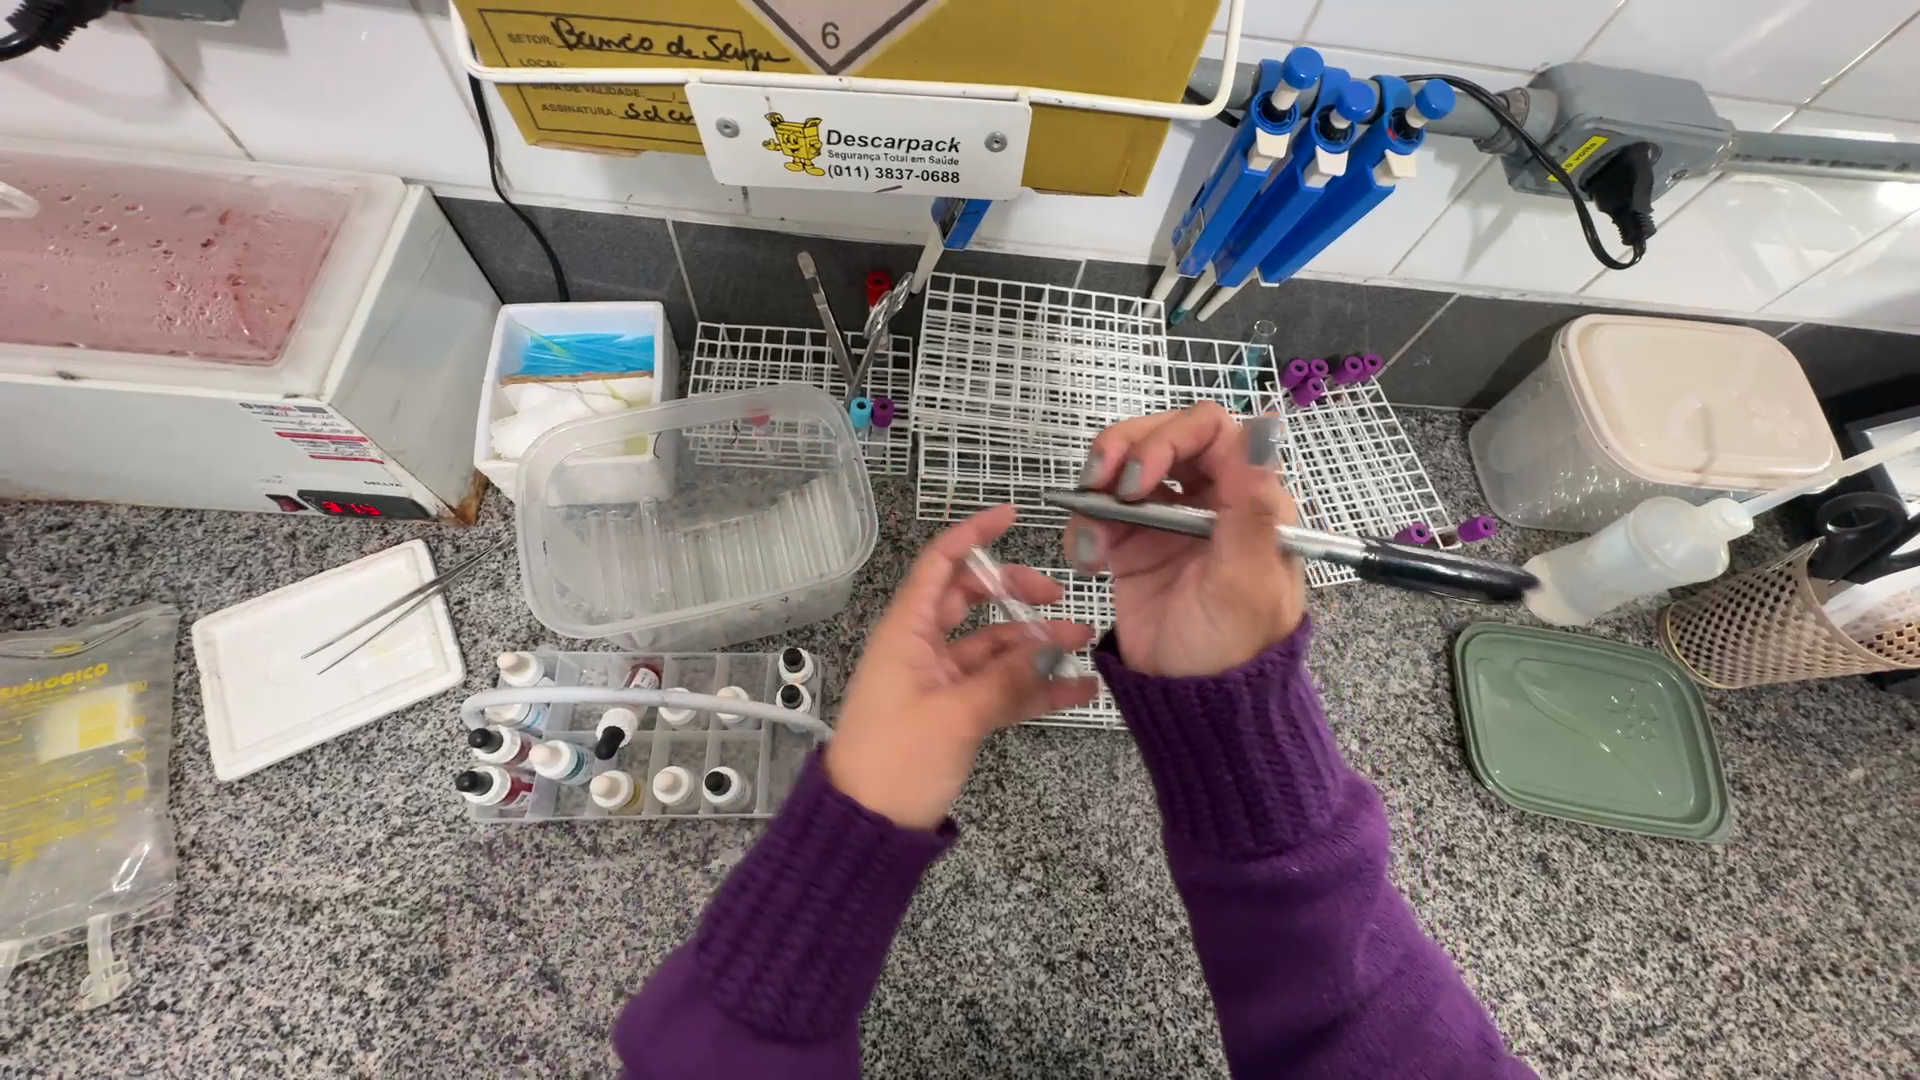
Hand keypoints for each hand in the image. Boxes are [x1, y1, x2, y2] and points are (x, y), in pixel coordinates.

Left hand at [826, 506, 1100, 828]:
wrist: (865, 828)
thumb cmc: (894, 761)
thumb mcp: (953, 716)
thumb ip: (1007, 678)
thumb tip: (1052, 645)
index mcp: (906, 632)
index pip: (939, 565)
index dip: (972, 536)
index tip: (1010, 515)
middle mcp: (922, 648)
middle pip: (971, 601)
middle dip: (1014, 593)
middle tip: (1057, 596)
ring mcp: (941, 681)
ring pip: (993, 647)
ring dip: (1035, 643)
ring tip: (1084, 640)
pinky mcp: (956, 713)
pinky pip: (1000, 688)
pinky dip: (1034, 687)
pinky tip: (1077, 688)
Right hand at [1067, 403, 1305, 676]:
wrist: (1190, 699)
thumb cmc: (1232, 646)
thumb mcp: (1245, 583)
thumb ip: (1249, 510)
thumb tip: (1264, 433)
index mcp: (1247, 498)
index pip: (1212, 432)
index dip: (1170, 437)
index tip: (1139, 477)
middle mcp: (1206, 499)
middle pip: (1162, 437)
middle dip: (1124, 449)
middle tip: (1099, 481)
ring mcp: (1165, 521)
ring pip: (1125, 468)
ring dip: (1098, 486)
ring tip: (1088, 525)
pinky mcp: (1131, 545)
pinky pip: (1099, 514)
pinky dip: (1084, 527)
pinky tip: (1087, 560)